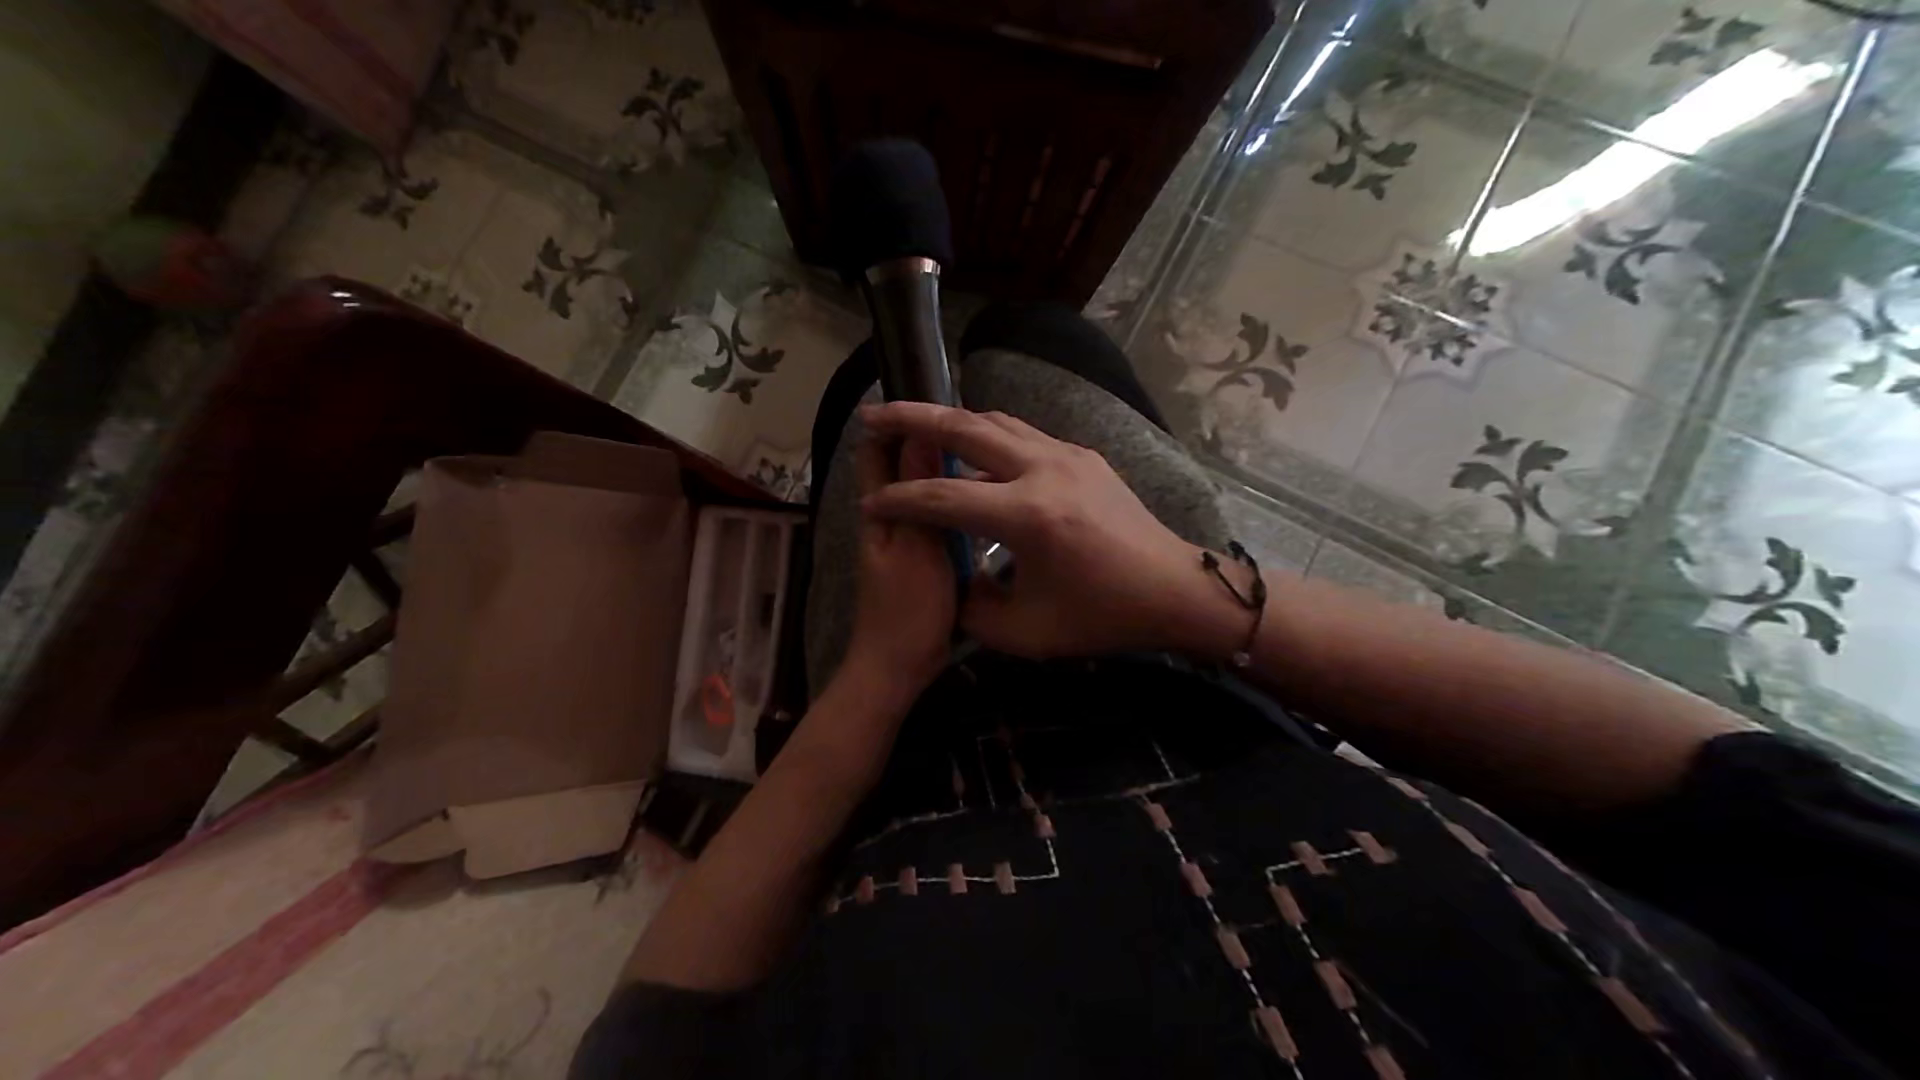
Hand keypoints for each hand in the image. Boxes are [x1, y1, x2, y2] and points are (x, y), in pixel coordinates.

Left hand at [841, 433, 957, 697]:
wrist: (899, 668)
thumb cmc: (907, 611)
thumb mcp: (919, 550)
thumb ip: (922, 497)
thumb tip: (921, 437)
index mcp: (881, 513)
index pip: (875, 454)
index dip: (891, 423)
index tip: (924, 400)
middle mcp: (888, 520)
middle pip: (898, 469)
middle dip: (922, 442)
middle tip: (969, 425)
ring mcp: (904, 542)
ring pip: (920, 494)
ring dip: (939, 471)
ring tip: (983, 455)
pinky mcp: (921, 561)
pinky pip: (935, 519)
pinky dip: (952, 502)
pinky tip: (983, 501)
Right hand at [859, 402, 1234, 659]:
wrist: (1174, 590)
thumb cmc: (1101, 617)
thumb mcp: (1025, 632)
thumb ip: (971, 606)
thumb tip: (947, 580)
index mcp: (1029, 517)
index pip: (943, 499)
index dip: (899, 502)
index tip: (869, 505)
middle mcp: (1045, 470)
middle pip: (964, 428)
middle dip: (911, 419)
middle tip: (872, 415)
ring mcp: (1067, 455)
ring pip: (994, 421)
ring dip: (949, 419)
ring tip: (912, 420)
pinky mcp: (1081, 455)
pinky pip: (1021, 434)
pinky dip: (984, 435)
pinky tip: (968, 447)